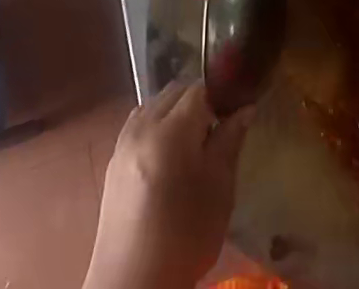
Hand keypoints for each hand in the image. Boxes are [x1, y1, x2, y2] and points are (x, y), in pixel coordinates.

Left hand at [83, 81, 252, 288]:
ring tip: (194, 143)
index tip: (234, 112)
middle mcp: (142, 126)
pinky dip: (158, 124)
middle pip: (174, 92)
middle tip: (218, 129)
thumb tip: (244, 108)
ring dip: (176, 110)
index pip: (198, 89)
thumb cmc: (186, 236)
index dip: (219, 95)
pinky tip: (169, 154)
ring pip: (155, 103)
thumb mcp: (219, 189)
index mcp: (169, 131)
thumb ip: (230, 141)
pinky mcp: (114, 157)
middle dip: (198, 100)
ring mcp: (123, 140)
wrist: (134, 281)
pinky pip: (139, 122)